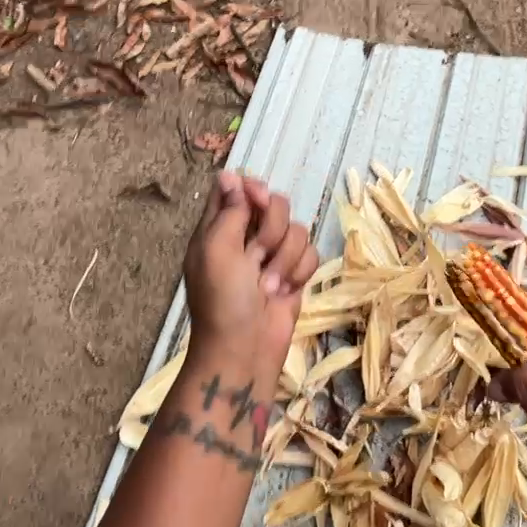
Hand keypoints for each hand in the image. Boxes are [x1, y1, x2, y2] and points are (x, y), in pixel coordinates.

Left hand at [182, 171, 318, 398]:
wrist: (245, 351)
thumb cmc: (222, 301)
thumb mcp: (216, 250)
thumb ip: (229, 211)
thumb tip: (231, 175)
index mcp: (218, 229)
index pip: (236, 188)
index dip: (251, 189)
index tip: (257, 200)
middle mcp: (245, 238)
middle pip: (274, 203)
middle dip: (272, 229)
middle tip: (257, 256)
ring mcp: (271, 257)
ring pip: (296, 229)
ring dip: (285, 258)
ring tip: (268, 285)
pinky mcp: (293, 275)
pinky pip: (310, 254)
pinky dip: (300, 272)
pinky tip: (285, 291)